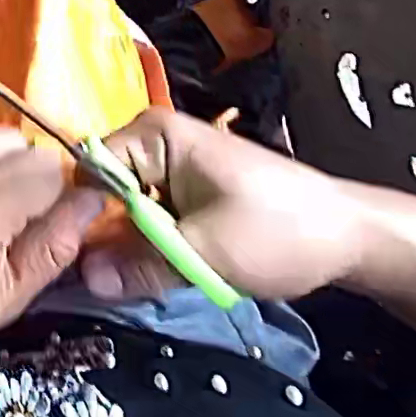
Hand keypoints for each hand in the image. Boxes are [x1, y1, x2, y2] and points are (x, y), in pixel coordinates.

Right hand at [80, 110, 404, 300]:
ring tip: (113, 281)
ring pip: (122, 205)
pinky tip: (141, 270)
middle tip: (90, 282)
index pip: (90, 169)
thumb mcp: (208, 254)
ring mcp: (166, 162)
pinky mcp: (179, 186)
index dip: (79, 216)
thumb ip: (142, 263)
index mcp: (154, 134)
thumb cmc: (279, 230)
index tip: (70, 262)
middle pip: (103, 187)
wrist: (346, 236)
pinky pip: (144, 212)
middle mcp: (153, 139)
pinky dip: (143, 242)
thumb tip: (83, 277)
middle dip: (99, 234)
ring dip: (122, 243)